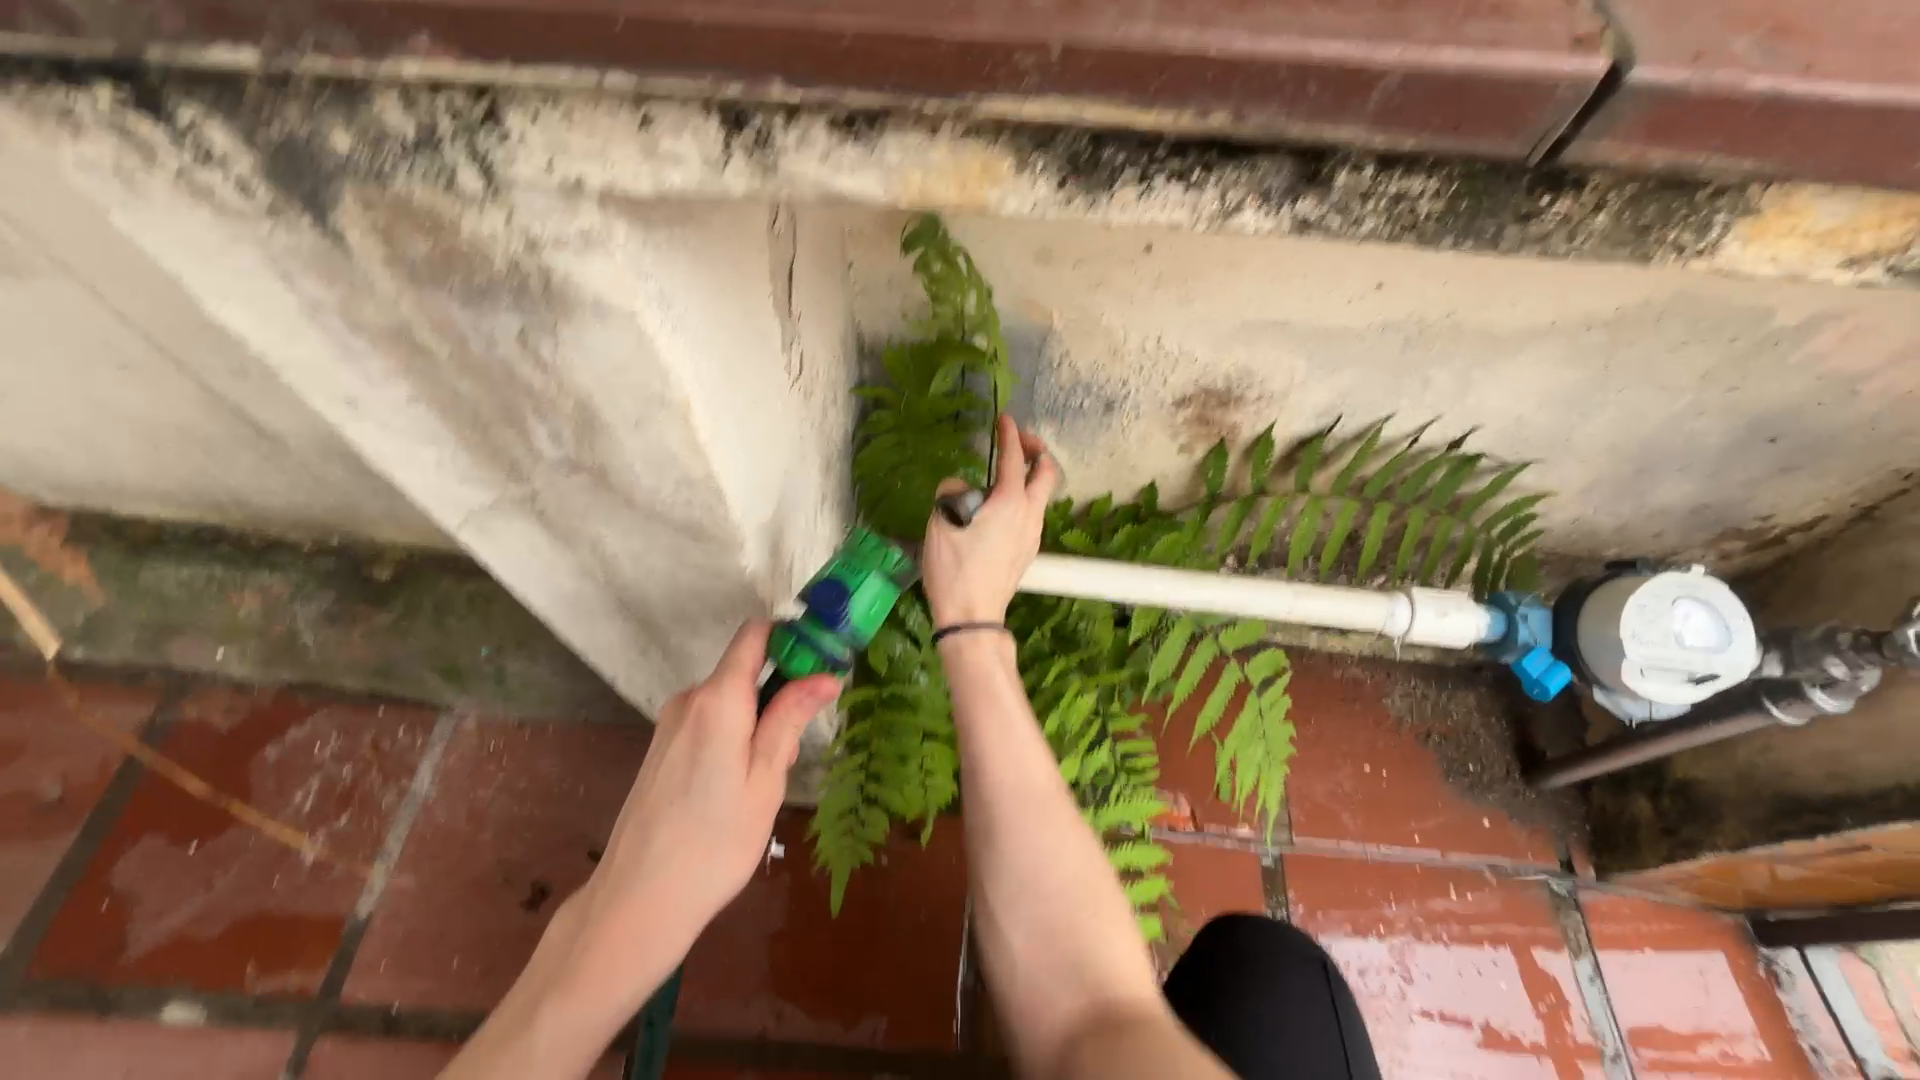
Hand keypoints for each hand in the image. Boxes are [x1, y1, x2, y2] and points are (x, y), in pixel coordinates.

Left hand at [573, 620, 840, 958]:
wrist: (638, 899)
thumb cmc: (715, 842)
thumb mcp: (766, 779)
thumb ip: (790, 718)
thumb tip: (825, 675)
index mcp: (717, 699)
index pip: (755, 635)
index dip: (792, 638)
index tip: (823, 664)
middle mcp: (688, 700)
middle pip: (745, 673)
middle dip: (778, 698)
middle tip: (790, 757)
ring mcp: (670, 725)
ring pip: (730, 703)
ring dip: (756, 726)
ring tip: (761, 786)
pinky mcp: (661, 750)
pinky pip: (709, 725)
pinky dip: (733, 741)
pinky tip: (734, 793)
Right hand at [923, 414, 1059, 625]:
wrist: (972, 615)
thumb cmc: (954, 569)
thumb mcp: (941, 523)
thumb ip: (952, 493)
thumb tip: (960, 487)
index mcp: (1009, 502)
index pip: (1014, 457)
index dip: (1010, 434)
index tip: (1005, 419)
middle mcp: (1029, 514)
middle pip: (1047, 471)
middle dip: (1036, 450)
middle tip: (1020, 441)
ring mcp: (1033, 534)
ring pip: (1042, 493)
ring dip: (1032, 475)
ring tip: (1008, 472)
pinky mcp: (1028, 550)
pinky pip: (1033, 512)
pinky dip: (1025, 496)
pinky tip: (1002, 505)